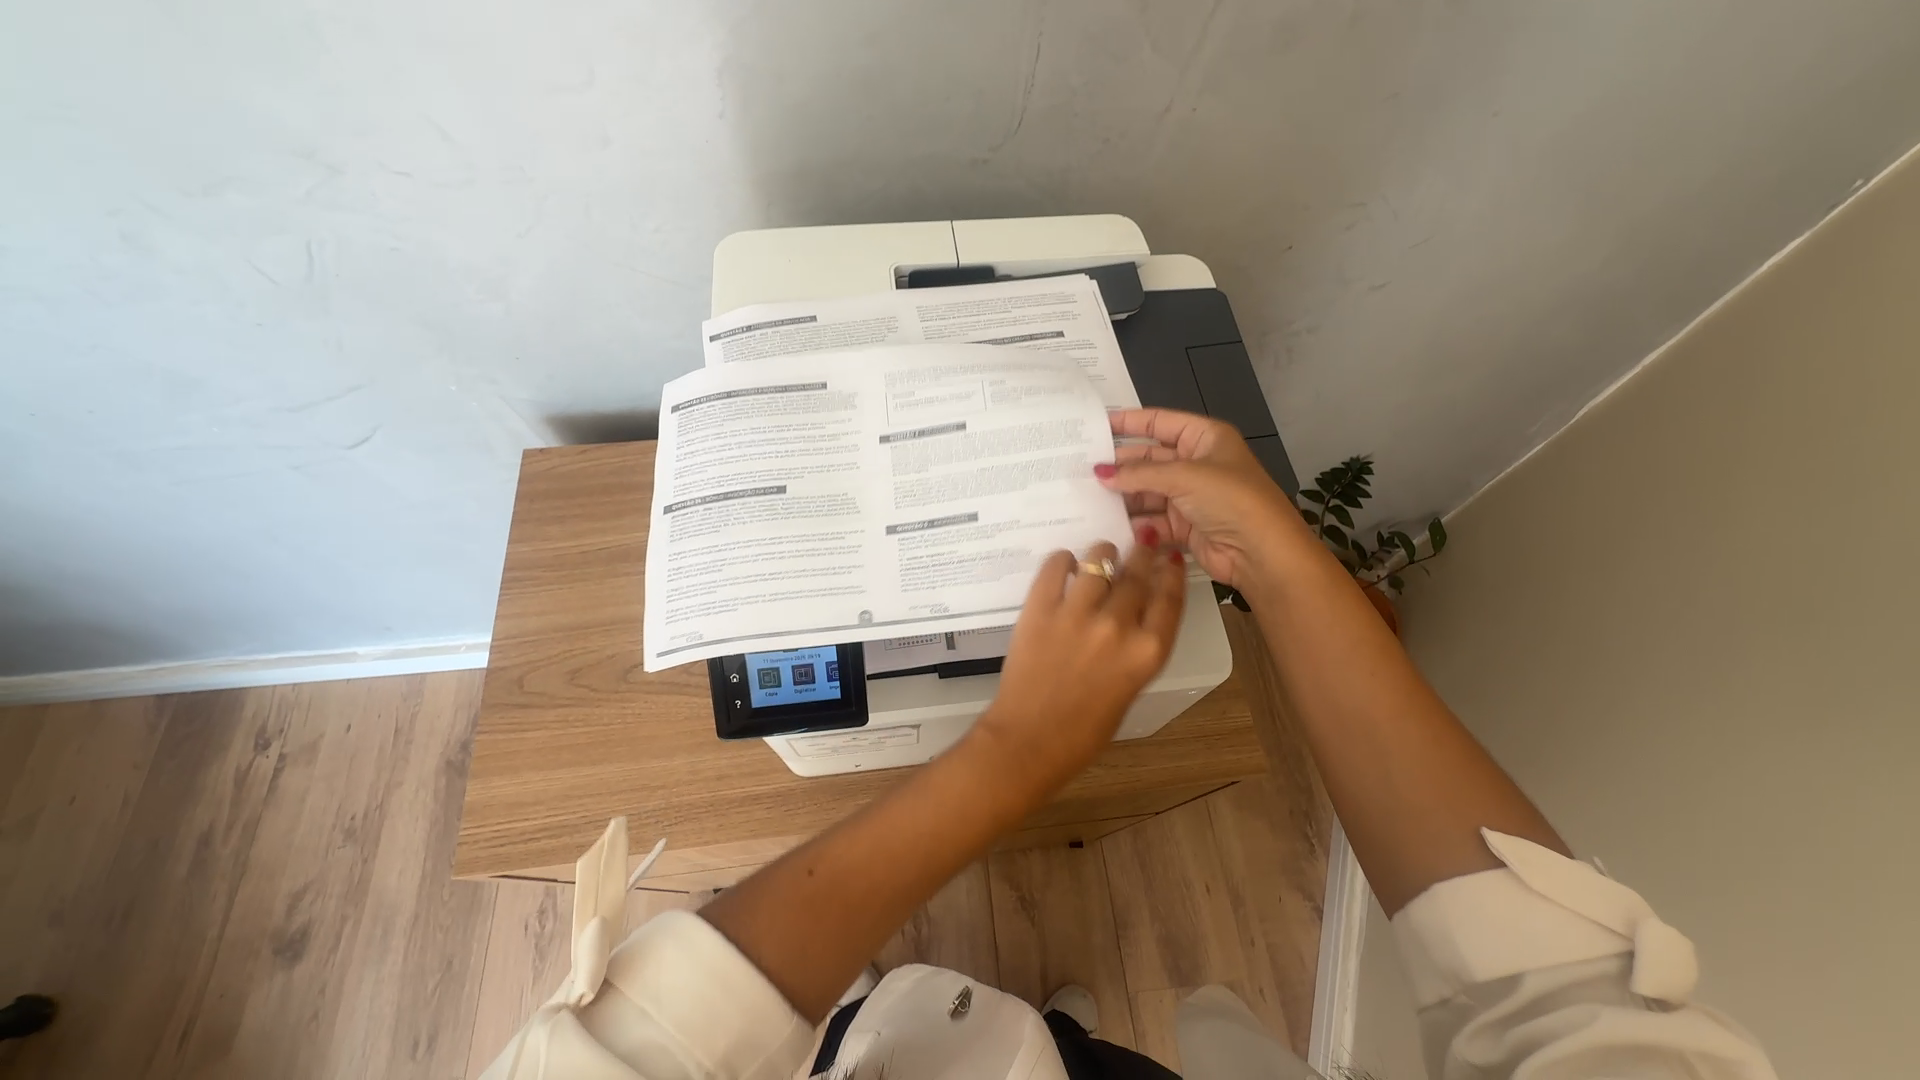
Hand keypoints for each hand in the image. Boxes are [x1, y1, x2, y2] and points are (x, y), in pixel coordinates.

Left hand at [971, 537, 1186, 788]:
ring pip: (1098, 560)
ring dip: (1103, 552)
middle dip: (1141, 556)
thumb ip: (1135, 650)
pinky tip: (1066, 562)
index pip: (1170, 598)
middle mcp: (1118, 626)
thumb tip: (1133, 614)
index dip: (1171, 572)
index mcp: (1147, 652)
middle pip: (1137, 575)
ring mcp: (1076, 614)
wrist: (1030, 741)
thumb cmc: (1084, 730)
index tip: (1170, 557)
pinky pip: (1055, 567)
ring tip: (1101, 552)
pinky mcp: (1039, 609)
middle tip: (1140, 543)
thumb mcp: (1129, 689)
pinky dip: (1063, 559)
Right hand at [1095, 408, 1307, 590]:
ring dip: (1123, 496)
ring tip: (1087, 497)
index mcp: (1205, 438)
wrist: (1261, 552)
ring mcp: (1190, 496)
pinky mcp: (1184, 526)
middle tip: (1081, 469)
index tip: (1095, 426)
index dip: (1129, 423)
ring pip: (1147, 492)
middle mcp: (1197, 463)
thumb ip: (1139, 474)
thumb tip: (1100, 473)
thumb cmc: (1229, 499)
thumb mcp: (1184, 476)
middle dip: (1120, 466)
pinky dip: (1134, 522)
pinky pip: (1152, 519)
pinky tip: (1107, 523)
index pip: (1160, 422)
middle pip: (1149, 460)